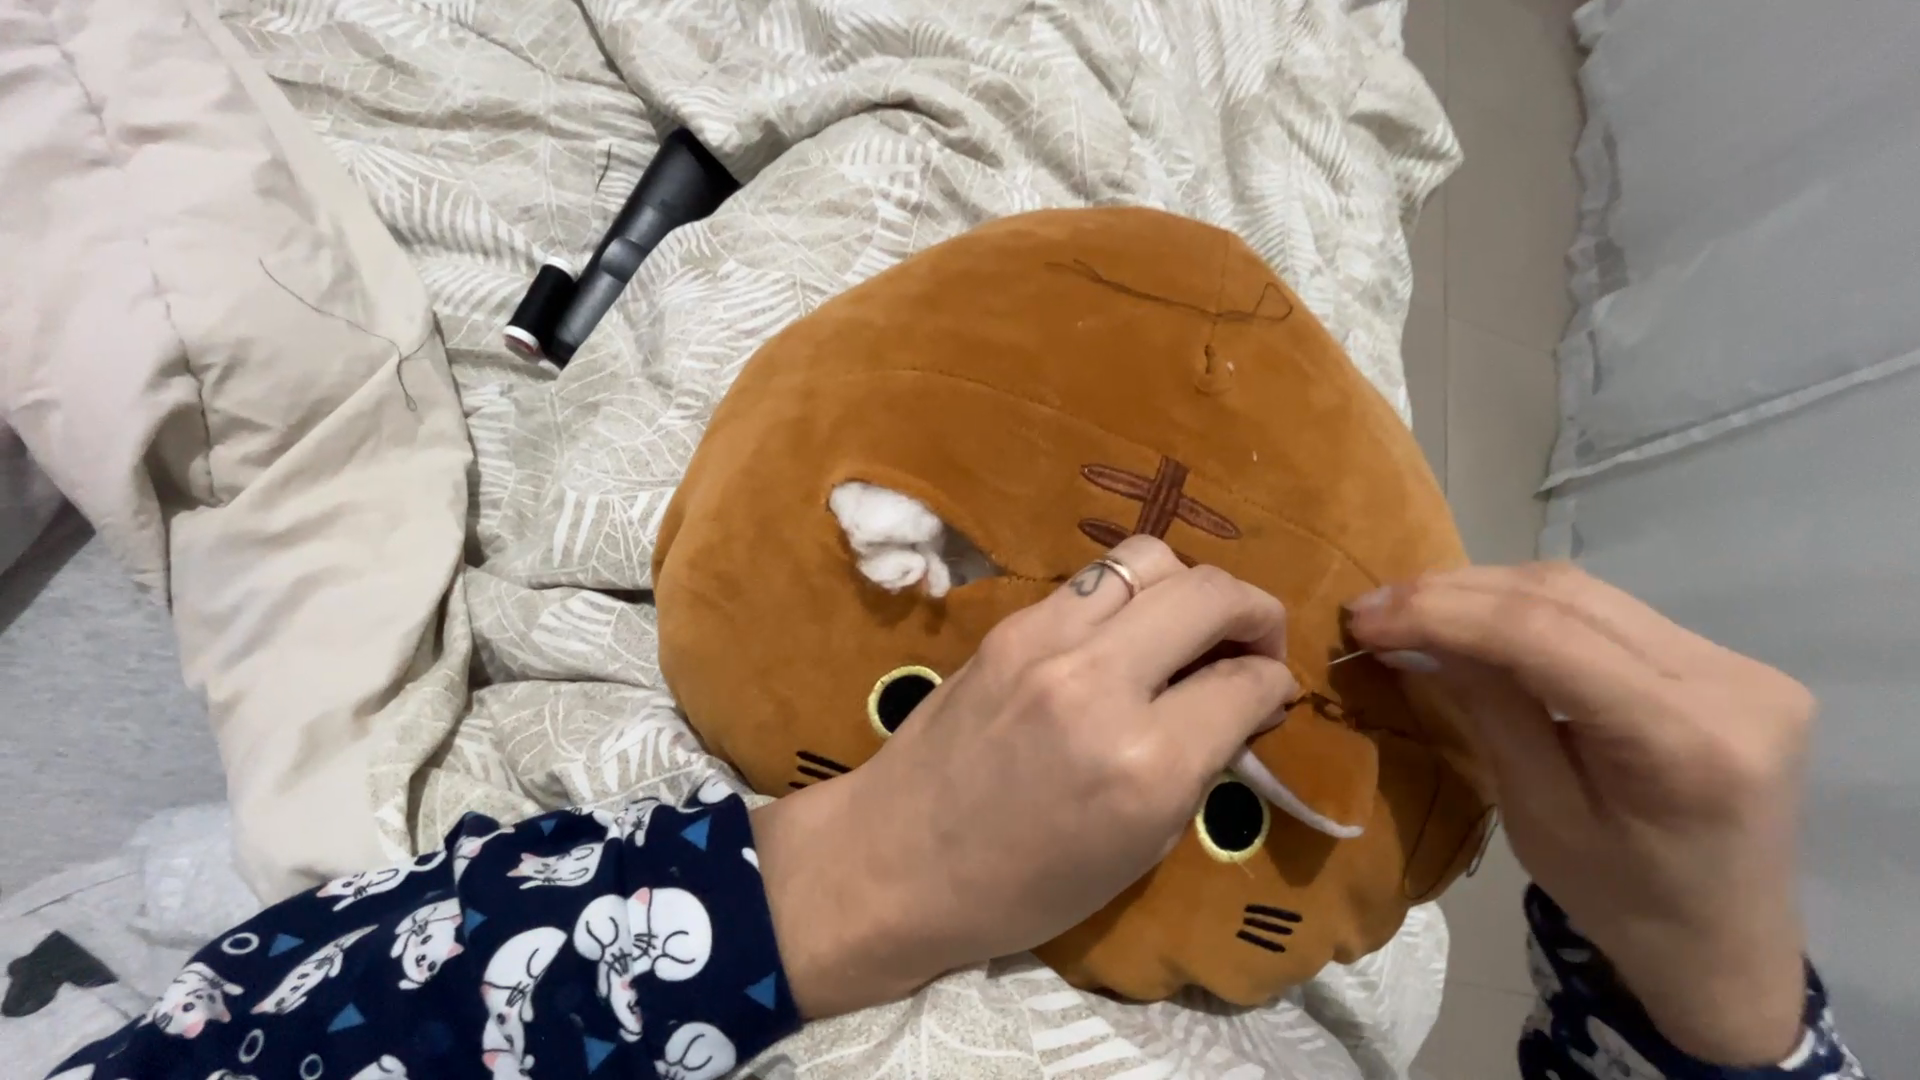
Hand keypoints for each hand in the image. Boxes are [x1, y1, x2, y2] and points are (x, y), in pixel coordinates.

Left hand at [750, 535, 1299, 1018]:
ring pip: (1148, 558)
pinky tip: (1121, 637)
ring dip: (1187, 588)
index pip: (1247, 680)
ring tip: (1185, 629)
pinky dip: (1127, 597)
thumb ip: (1199, 760)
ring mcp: (1045, 640)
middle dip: (1254, 611)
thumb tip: (1239, 698)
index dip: (1273, 683)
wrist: (896, 858)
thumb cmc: (1023, 885)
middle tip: (1250, 645)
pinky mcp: (1008, 625)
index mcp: (1145, 761)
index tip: (1268, 693)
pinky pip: (1091, 581)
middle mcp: (1099, 681)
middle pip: (1210, 592)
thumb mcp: (1139, 847)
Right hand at [1346, 563, 1812, 1065]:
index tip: (1362, 621)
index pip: (1544, 637)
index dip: (1440, 615)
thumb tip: (1417, 636)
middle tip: (1368, 609)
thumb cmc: (1619, 900)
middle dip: (1449, 593)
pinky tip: (1465, 614)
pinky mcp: (1717, 659)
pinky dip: (1516, 603)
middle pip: (1562, 597)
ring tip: (1403, 606)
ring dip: (1478, 590)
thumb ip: (1489, 711)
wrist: (1725, 943)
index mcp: (1687, 741)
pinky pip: (1597, 607)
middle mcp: (1729, 682)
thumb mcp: (1536, 816)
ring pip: (1576, 589)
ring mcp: (1733, 663)